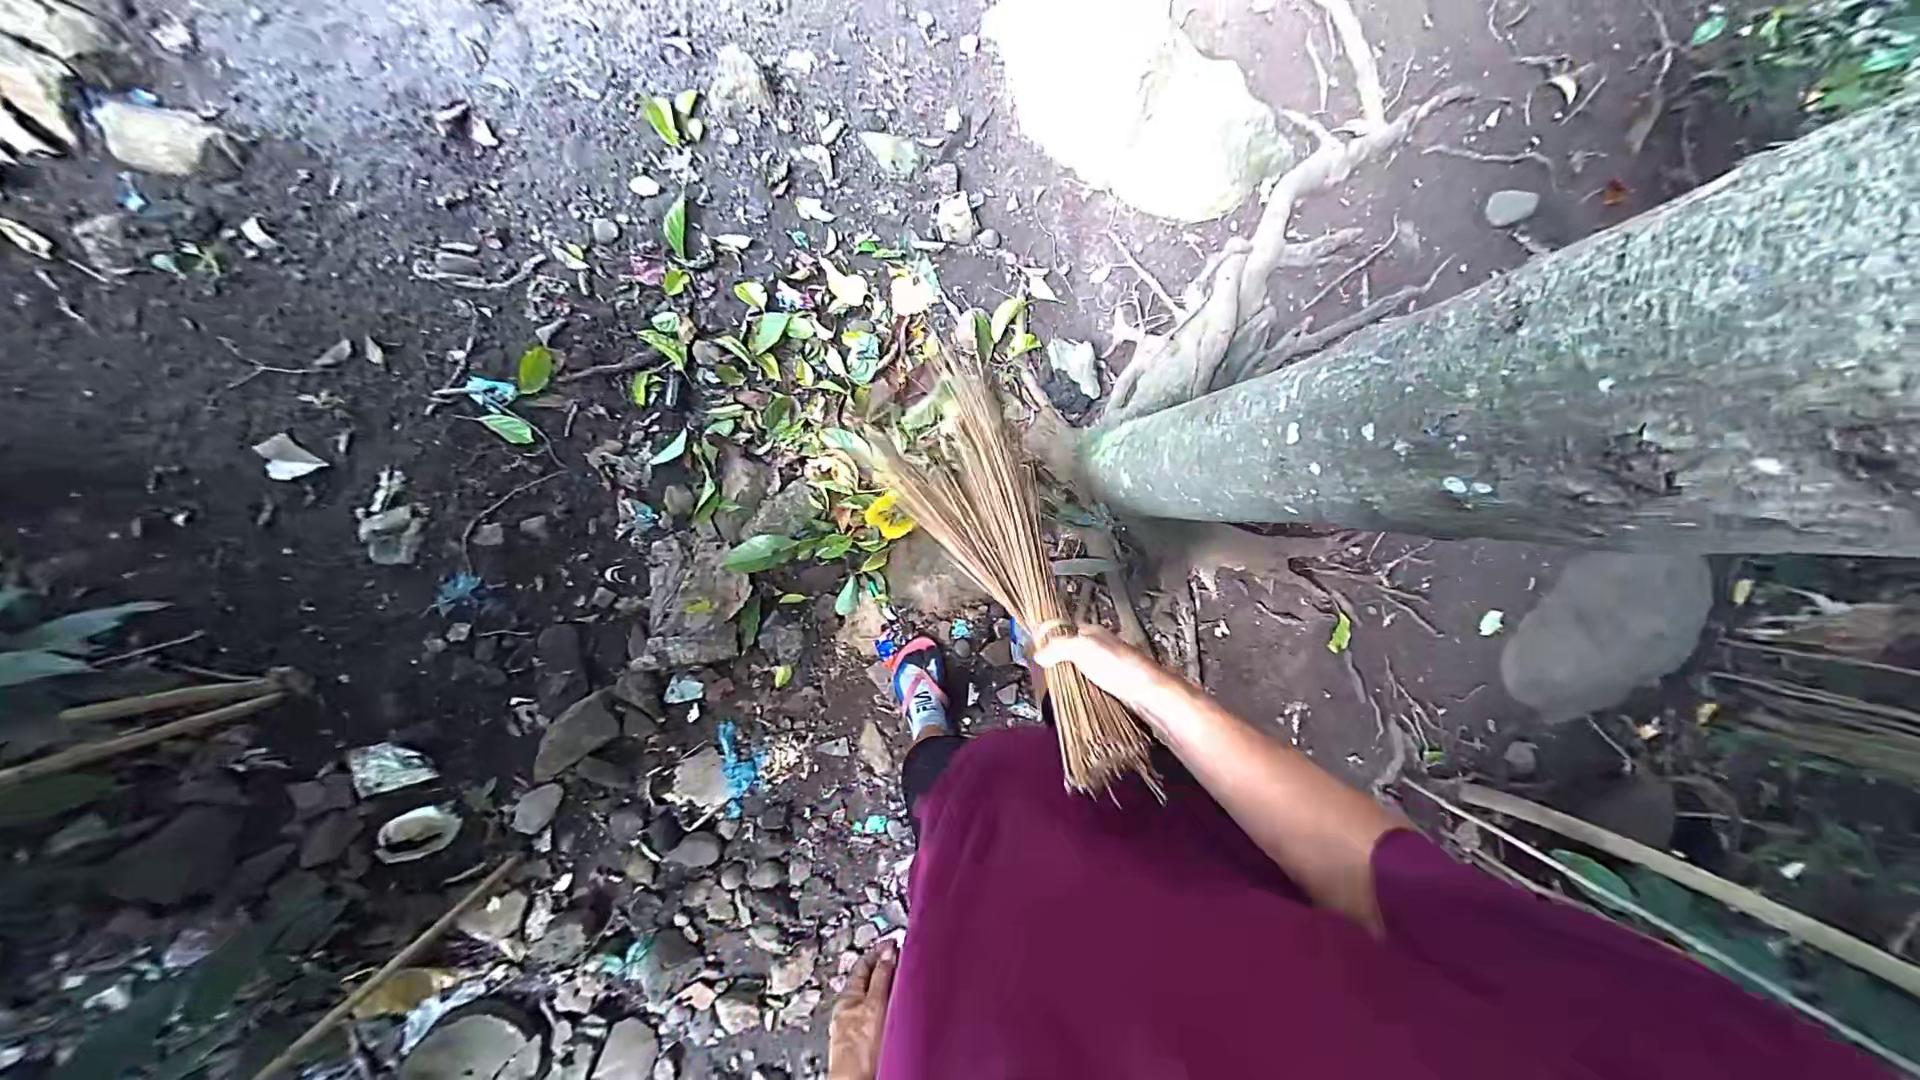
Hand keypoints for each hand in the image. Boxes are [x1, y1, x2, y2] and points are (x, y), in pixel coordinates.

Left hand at [828, 940, 897, 1079]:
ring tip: (900, 981)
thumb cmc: (860, 1051)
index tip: (893, 944)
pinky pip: (875, 1014)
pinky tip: (894, 1010)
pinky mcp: (863, 1040)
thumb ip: (881, 976)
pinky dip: (886, 1005)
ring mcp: (855, 1026)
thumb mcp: (874, 1005)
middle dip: (883, 968)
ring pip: (872, 997)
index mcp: (847, 996)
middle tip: (899, 959)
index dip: (878, 951)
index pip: (863, 963)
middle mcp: (848, 1009)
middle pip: (867, 979)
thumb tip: (887, 951)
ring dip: (885, 987)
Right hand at [1032, 625, 1191, 721]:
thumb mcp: (1082, 648)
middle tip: (1038, 669)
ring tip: (1049, 683)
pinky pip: (1082, 681)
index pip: (1059, 628)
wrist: (1148, 693)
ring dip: (1062, 674)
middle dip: (1050, 658)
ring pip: (1073, 666)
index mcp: (1089, 632)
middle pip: (1064, 648)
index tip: (1030, 648)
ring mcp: (1102, 665)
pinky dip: (1073, 685)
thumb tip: (1038, 653)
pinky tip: (1070, 693)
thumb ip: (1058, 646)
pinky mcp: (1107, 683)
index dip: (1043, 636)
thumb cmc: (1121, 667)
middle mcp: (1096, 645)